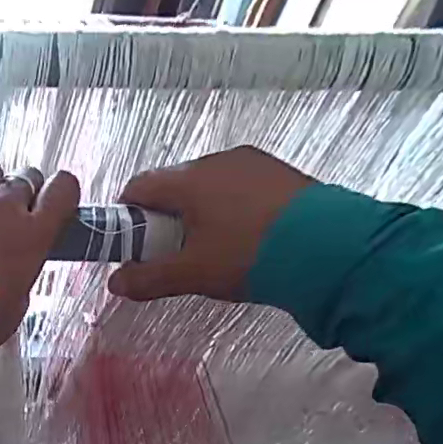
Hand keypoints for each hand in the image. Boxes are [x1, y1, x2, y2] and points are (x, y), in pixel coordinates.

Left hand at [0, 136, 80, 348]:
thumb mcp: (13, 311)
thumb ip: (20, 280)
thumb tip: (14, 273)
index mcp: (33, 236)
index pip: (63, 190)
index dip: (58, 194)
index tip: (49, 206)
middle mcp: (5, 206)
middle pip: (24, 179)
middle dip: (18, 196)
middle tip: (2, 221)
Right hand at [106, 146, 315, 302]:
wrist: (328, 248)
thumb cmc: (245, 256)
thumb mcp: (190, 274)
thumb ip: (147, 278)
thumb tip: (114, 282)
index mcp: (189, 181)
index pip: (139, 186)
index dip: (126, 215)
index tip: (130, 244)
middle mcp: (217, 161)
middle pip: (173, 186)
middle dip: (163, 217)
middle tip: (170, 253)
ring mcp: (252, 163)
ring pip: (206, 186)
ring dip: (196, 213)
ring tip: (209, 248)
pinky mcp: (279, 172)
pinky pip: (237, 187)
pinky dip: (227, 208)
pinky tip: (240, 237)